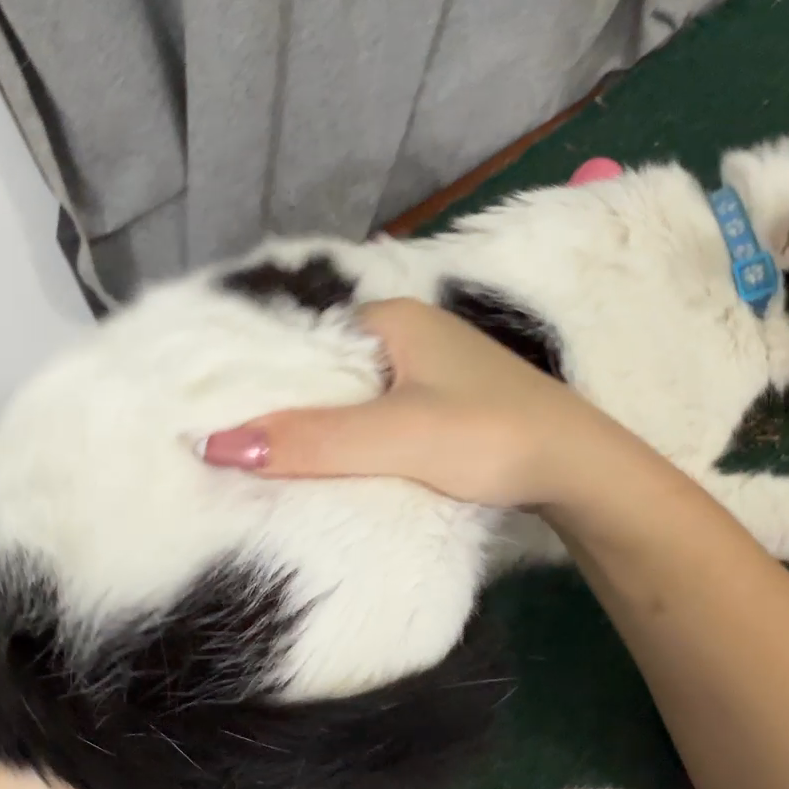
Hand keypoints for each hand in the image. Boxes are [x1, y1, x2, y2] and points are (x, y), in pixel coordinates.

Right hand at [199, 298, 623, 507]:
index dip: (255, 377)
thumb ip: (312, 441)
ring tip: (257, 462)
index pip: (299, 341)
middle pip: (322, 371)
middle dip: (280, 407)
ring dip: (314, 428)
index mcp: (390, 318)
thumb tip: (214, 446)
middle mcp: (404, 334)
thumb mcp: (396, 437)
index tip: (208, 415)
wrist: (581, 470)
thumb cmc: (490, 436)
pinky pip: (374, 419)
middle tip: (224, 448)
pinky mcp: (438, 407)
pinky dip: (347, 441)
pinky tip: (321, 467)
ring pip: (348, 398)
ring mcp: (425, 371)